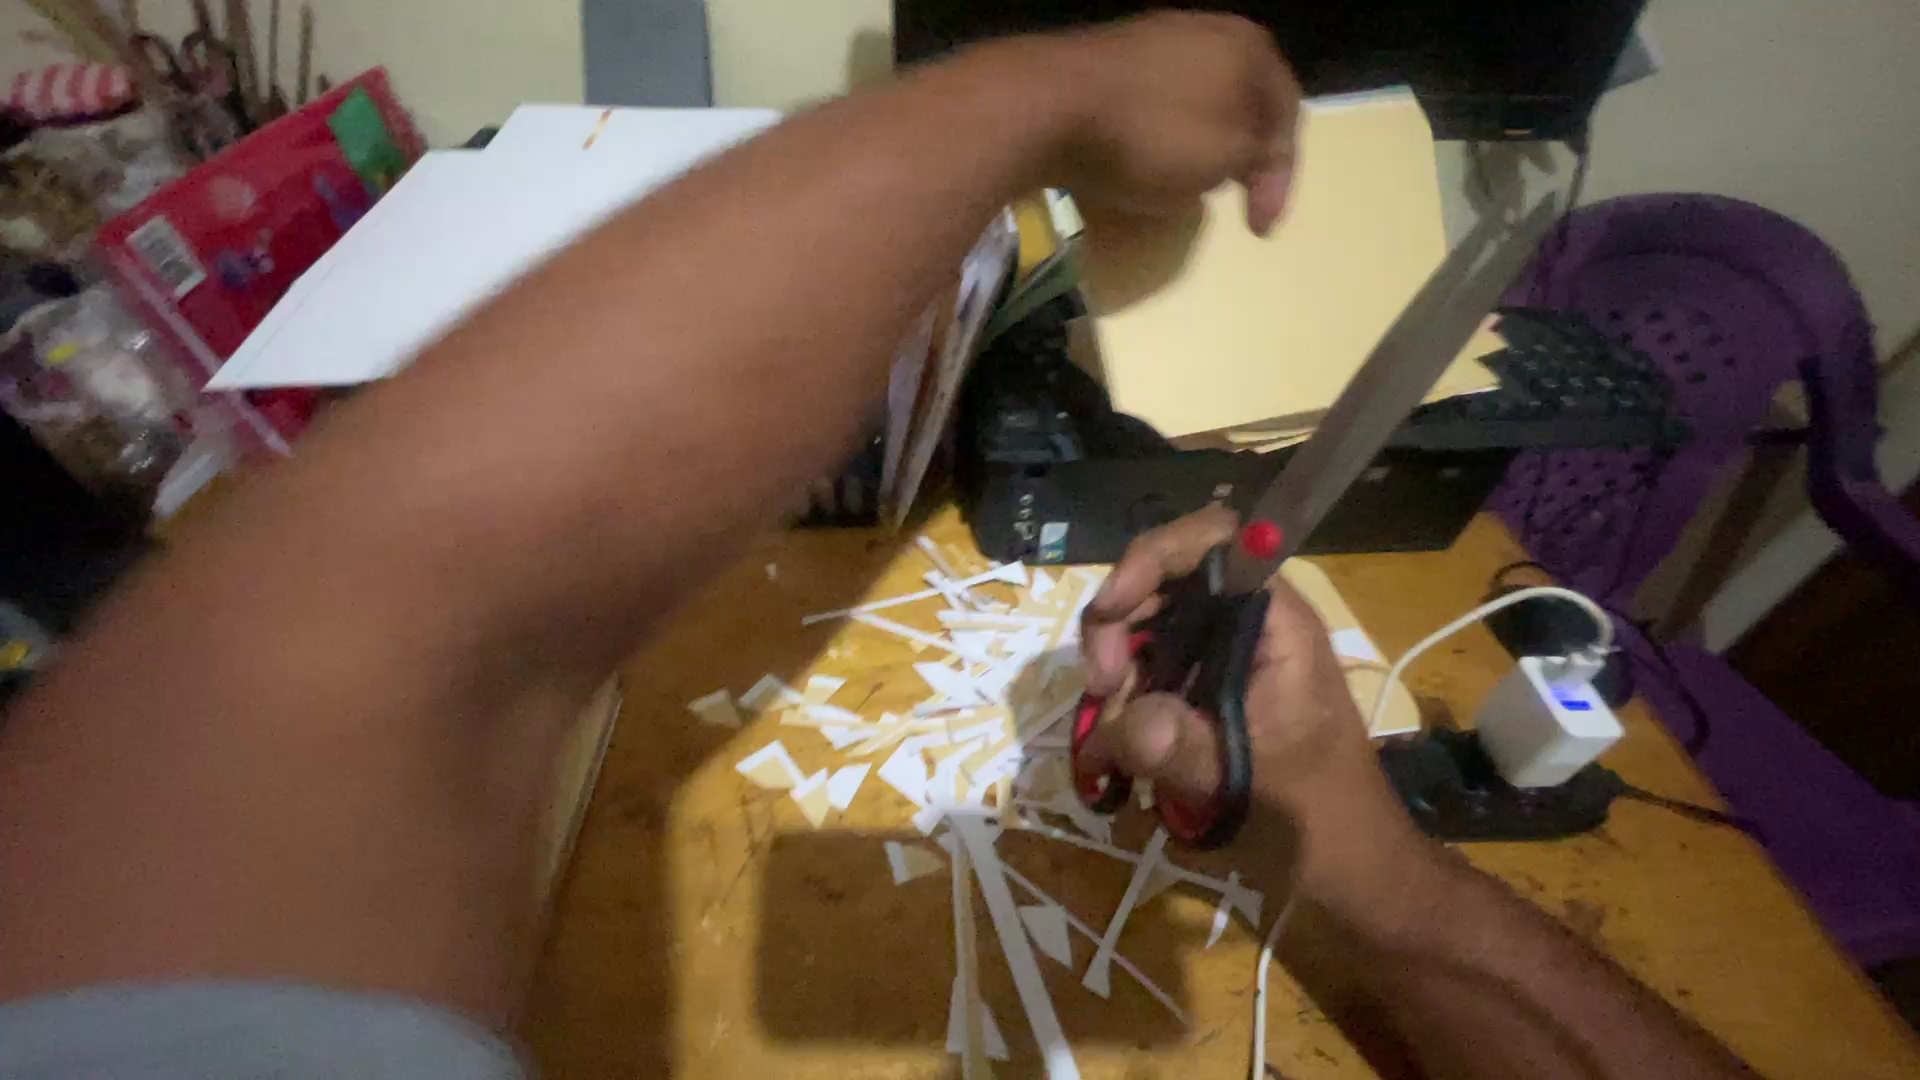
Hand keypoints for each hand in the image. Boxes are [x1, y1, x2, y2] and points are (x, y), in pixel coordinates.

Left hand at [1038, 12, 1301, 234]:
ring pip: (1196, 104)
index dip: (1280, 179)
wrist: (1053, 107)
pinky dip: (1158, 138)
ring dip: (1200, 148)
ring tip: (1190, 187)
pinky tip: (1143, 164)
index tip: (1260, 230)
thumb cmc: (1152, 136)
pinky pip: (1151, 107)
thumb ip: (1255, 158)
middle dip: (1241, 156)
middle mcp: (1208, 30)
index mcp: (1249, 47)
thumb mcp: (1224, 157)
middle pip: (1241, 104)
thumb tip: (1252, 157)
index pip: (1286, 117)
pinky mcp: (1109, 63)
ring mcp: (1154, 41)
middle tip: (1234, 199)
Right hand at [1078, 505, 1430, 904]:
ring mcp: (1213, 653)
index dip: (1156, 553)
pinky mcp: (1195, 685)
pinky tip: (1111, 746)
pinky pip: (1141, 669)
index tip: (1114, 604)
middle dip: (1115, 623)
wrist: (1346, 863)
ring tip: (1106, 732)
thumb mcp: (1250, 780)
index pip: (1214, 539)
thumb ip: (1187, 748)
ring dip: (1111, 669)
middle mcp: (1239, 621)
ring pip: (1139, 626)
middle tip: (1100, 686)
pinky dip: (1119, 699)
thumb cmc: (1319, 813)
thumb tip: (1125, 722)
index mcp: (1271, 620)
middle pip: (1158, 580)